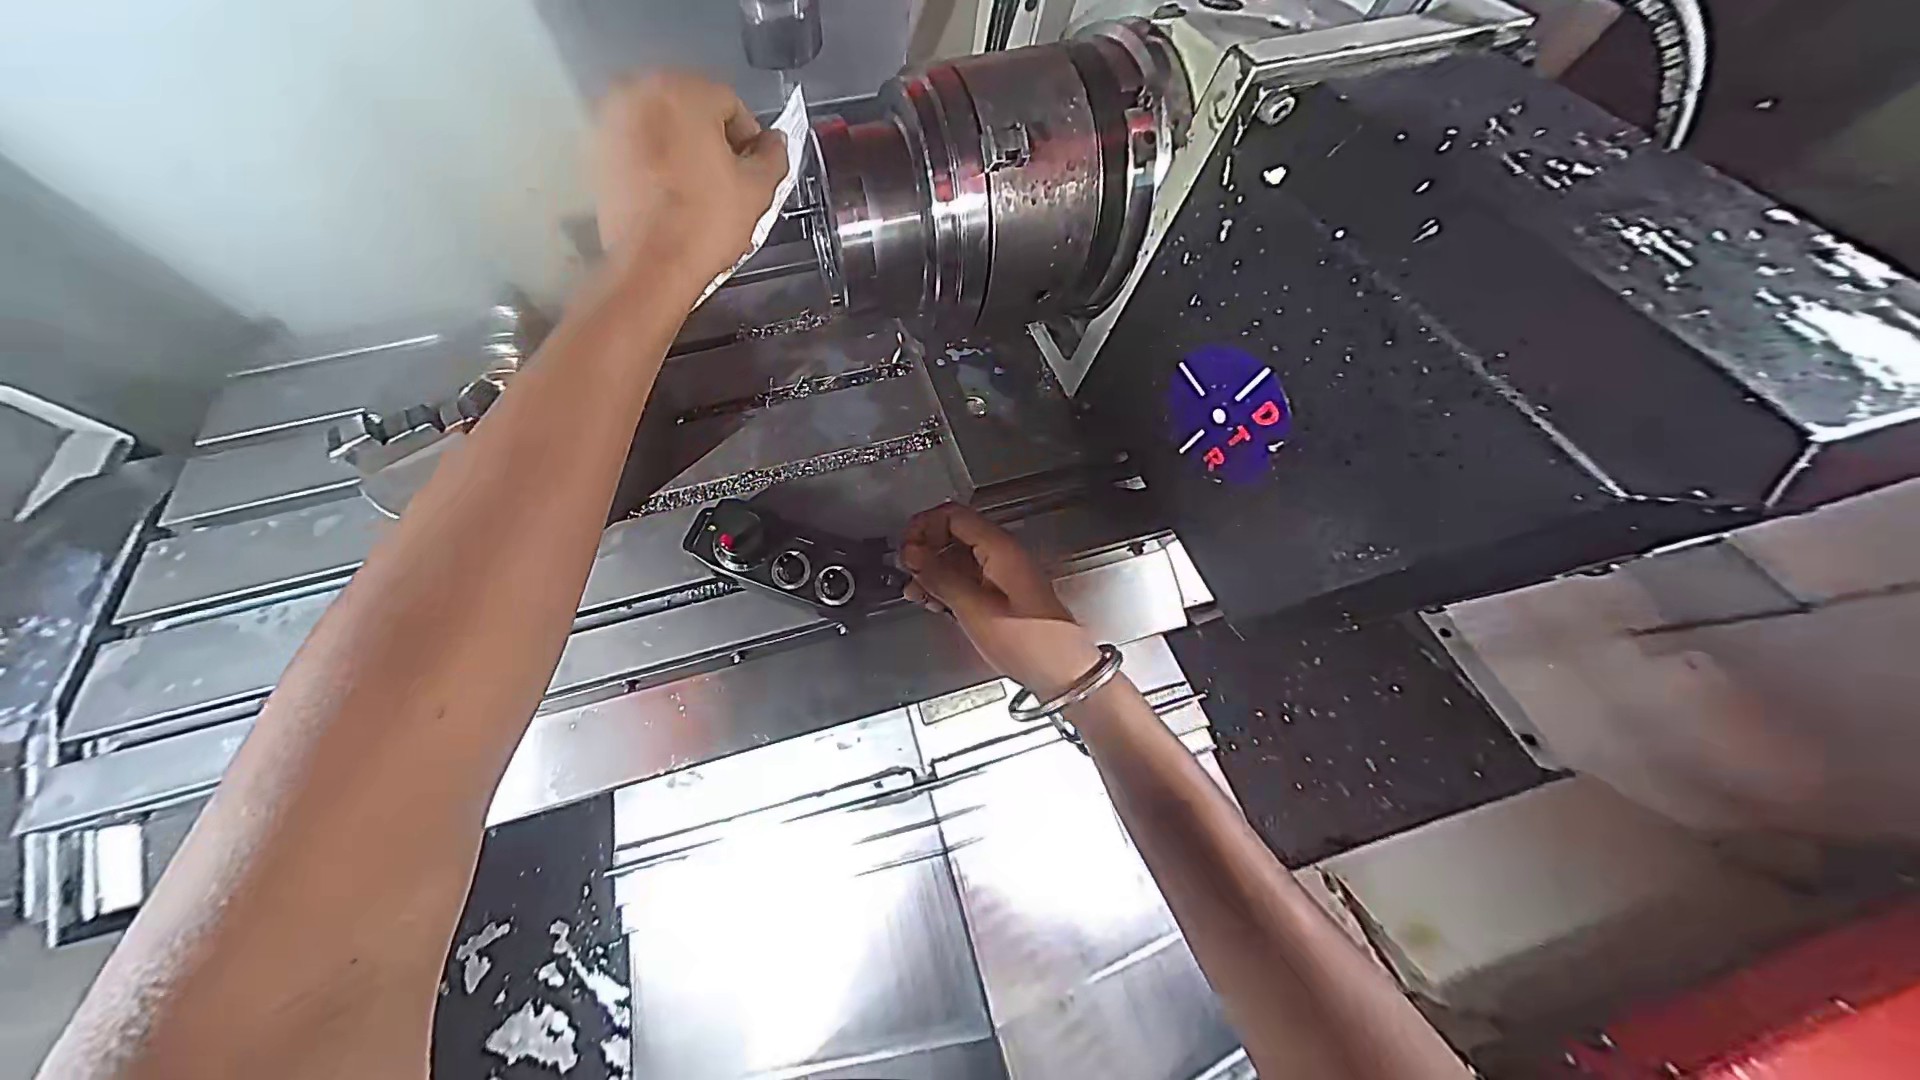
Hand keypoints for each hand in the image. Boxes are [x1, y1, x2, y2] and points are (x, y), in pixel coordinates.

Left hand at [591, 72, 787, 292]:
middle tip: (731, 182)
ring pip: (665, 129)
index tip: (755, 167)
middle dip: (716, 143)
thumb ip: (773, 157)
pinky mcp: (599, 150)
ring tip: (703, 194)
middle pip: (693, 110)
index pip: (731, 103)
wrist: (652, 264)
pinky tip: (676, 199)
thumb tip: (774, 144)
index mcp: (683, 92)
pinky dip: (660, 165)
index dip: (750, 139)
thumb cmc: (703, 225)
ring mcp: (613, 120)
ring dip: (688, 153)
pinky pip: (641, 148)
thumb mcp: (757, 191)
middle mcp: (640, 92)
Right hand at [900, 503, 1101, 697]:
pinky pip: (968, 577)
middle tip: (907, 572)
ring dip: (933, 571)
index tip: (906, 549)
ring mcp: (1002, 573)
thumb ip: (940, 577)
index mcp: (1000, 548)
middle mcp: (1002, 554)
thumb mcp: (974, 609)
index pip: (953, 515)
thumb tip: (913, 554)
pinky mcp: (1001, 592)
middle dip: (925, 549)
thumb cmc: (1030, 642)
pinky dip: (947, 586)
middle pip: (954, 534)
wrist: (1062, 671)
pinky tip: (935, 601)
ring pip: (958, 557)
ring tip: (916, 592)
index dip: (924, 527)